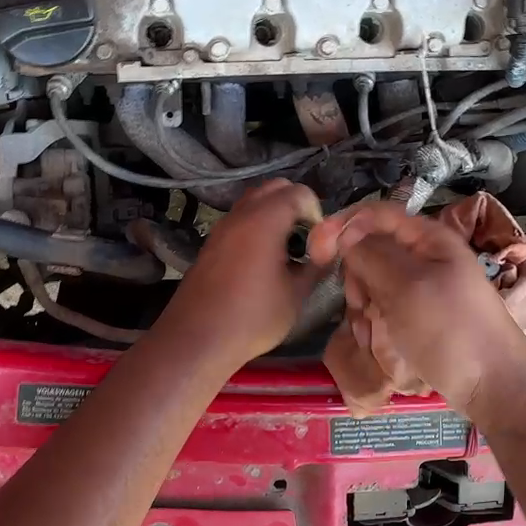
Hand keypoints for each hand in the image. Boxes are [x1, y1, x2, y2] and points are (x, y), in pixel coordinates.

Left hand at [156, 180, 323, 365]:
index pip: (299, 192)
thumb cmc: (252, 317)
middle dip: (296, 204)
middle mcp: (241, 214)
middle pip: (275, 188)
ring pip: (254, 200)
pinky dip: (256, 224)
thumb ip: (316, 265)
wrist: (196, 338)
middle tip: (306, 238)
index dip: (316, 212)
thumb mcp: (296, 295)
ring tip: (286, 247)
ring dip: (274, 212)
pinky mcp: (211, 241)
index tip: (318, 242)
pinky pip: (239, 218)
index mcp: (264, 220)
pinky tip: (262, 258)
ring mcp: (222, 225)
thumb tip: (329, 249)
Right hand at [308, 201, 525, 417]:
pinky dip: (373, 324)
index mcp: (427, 237)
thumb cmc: (451, 330)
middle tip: (360, 304)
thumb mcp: (406, 286)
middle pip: (368, 249)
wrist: (493, 387)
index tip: (316, 252)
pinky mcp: (416, 315)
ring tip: (373, 332)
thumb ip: (371, 254)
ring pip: (370, 283)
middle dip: (355, 277)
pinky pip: (381, 308)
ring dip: (363, 306)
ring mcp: (420, 288)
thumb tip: (345, 234)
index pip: (373, 214)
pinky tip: (378, 342)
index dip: (342, 225)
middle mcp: (422, 256)